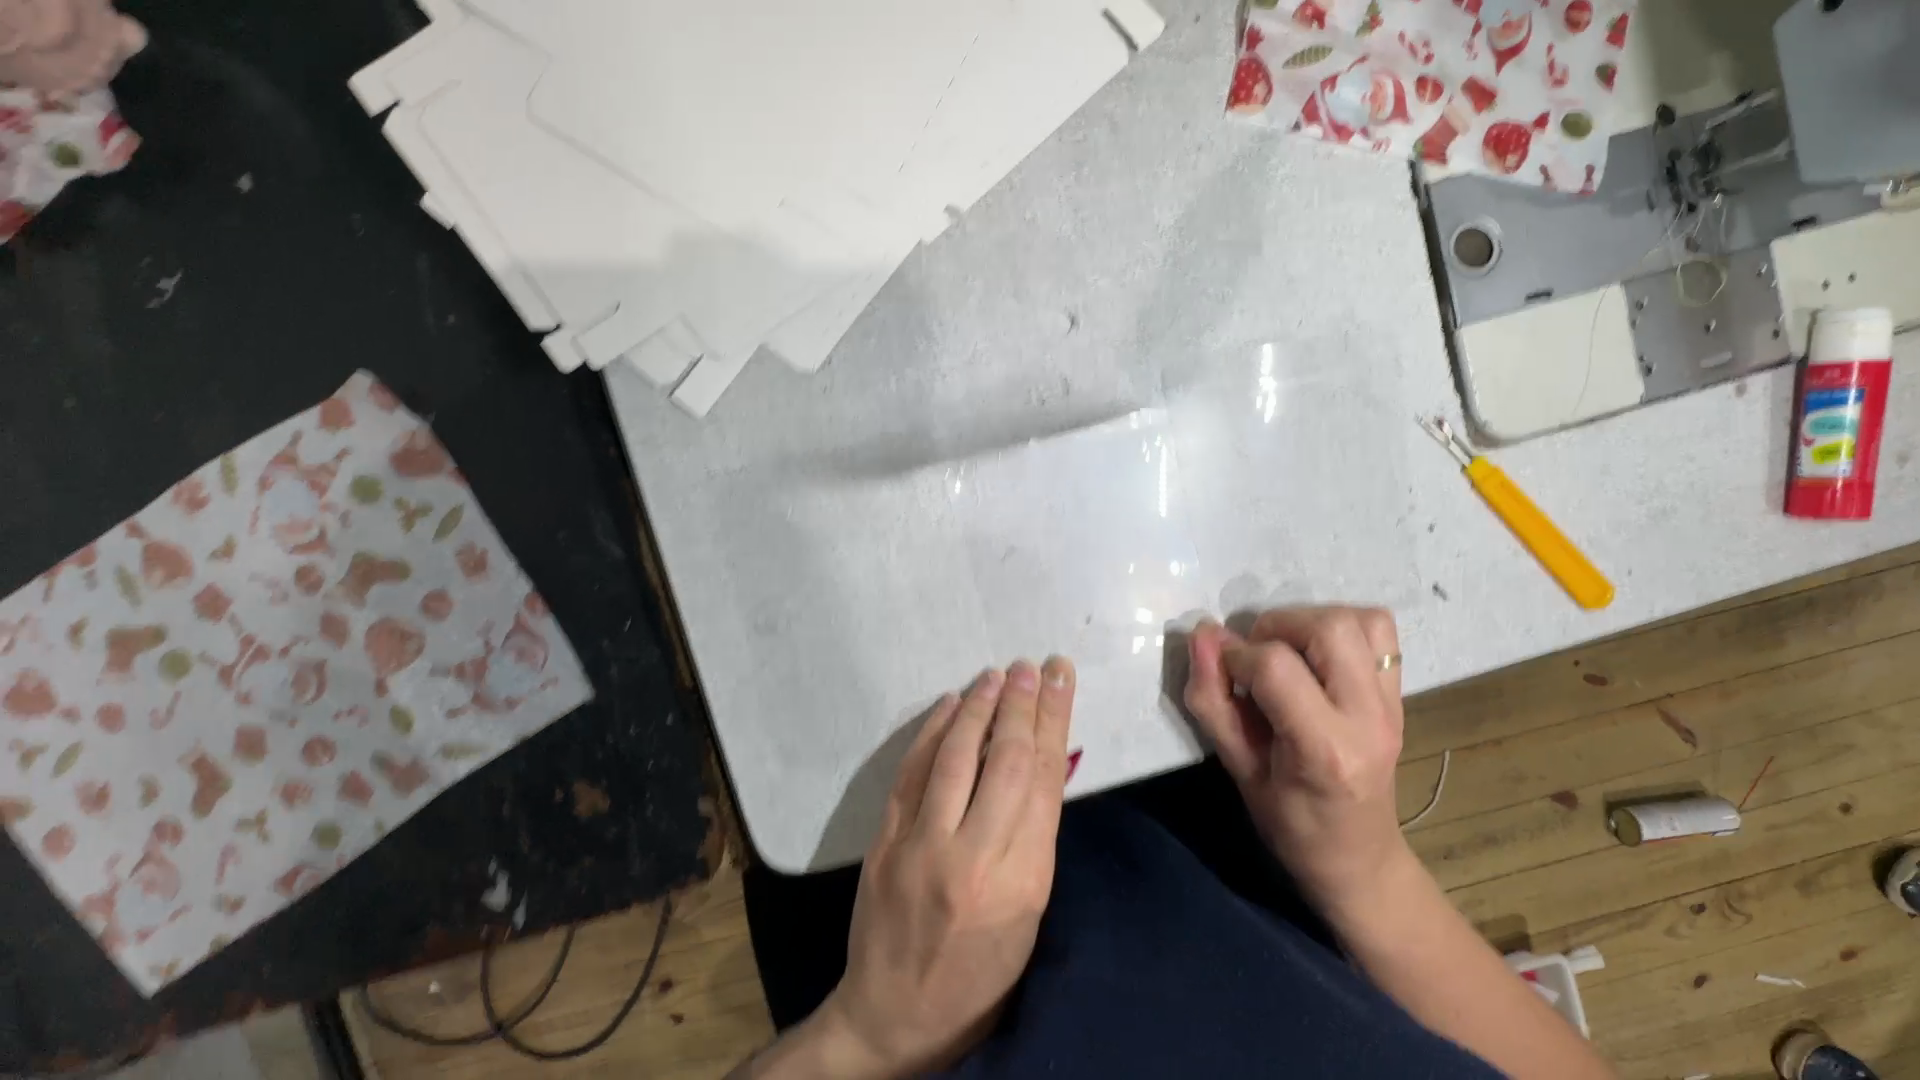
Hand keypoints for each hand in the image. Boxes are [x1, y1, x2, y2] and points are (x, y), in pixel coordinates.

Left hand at [818, 657, 1076, 1076]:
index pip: (1044, 780)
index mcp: (1023, 880)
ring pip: (957, 756)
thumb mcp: (1028, 917)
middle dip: (1022, 704)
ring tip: (996, 674)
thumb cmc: (979, 977)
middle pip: (1006, 760)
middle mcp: (974, 855)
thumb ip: (1035, 840)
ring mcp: (922, 845)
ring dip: (979, 708)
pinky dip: (932, 732)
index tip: (1060, 680)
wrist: (895, 1017)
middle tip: (1033, 665)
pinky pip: (912, 772)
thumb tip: (1044, 766)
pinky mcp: (885, 840)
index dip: (1054, 722)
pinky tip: (949, 705)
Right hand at [1182, 607, 1408, 909]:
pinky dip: (1341, 628)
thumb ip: (1214, 701)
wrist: (1358, 857)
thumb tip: (1202, 635)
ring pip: (1360, 619)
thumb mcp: (1237, 769)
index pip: (1277, 666)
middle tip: (1254, 659)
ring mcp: (1392, 703)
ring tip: (1285, 654)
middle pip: (1330, 628)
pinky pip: (1379, 631)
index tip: (1221, 674)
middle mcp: (1369, 717)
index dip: (1237, 657)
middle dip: (1277, 628)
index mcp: (1326, 749)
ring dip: (1310, 622)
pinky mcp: (1398, 694)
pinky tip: (1314, 657)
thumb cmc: (1290, 825)